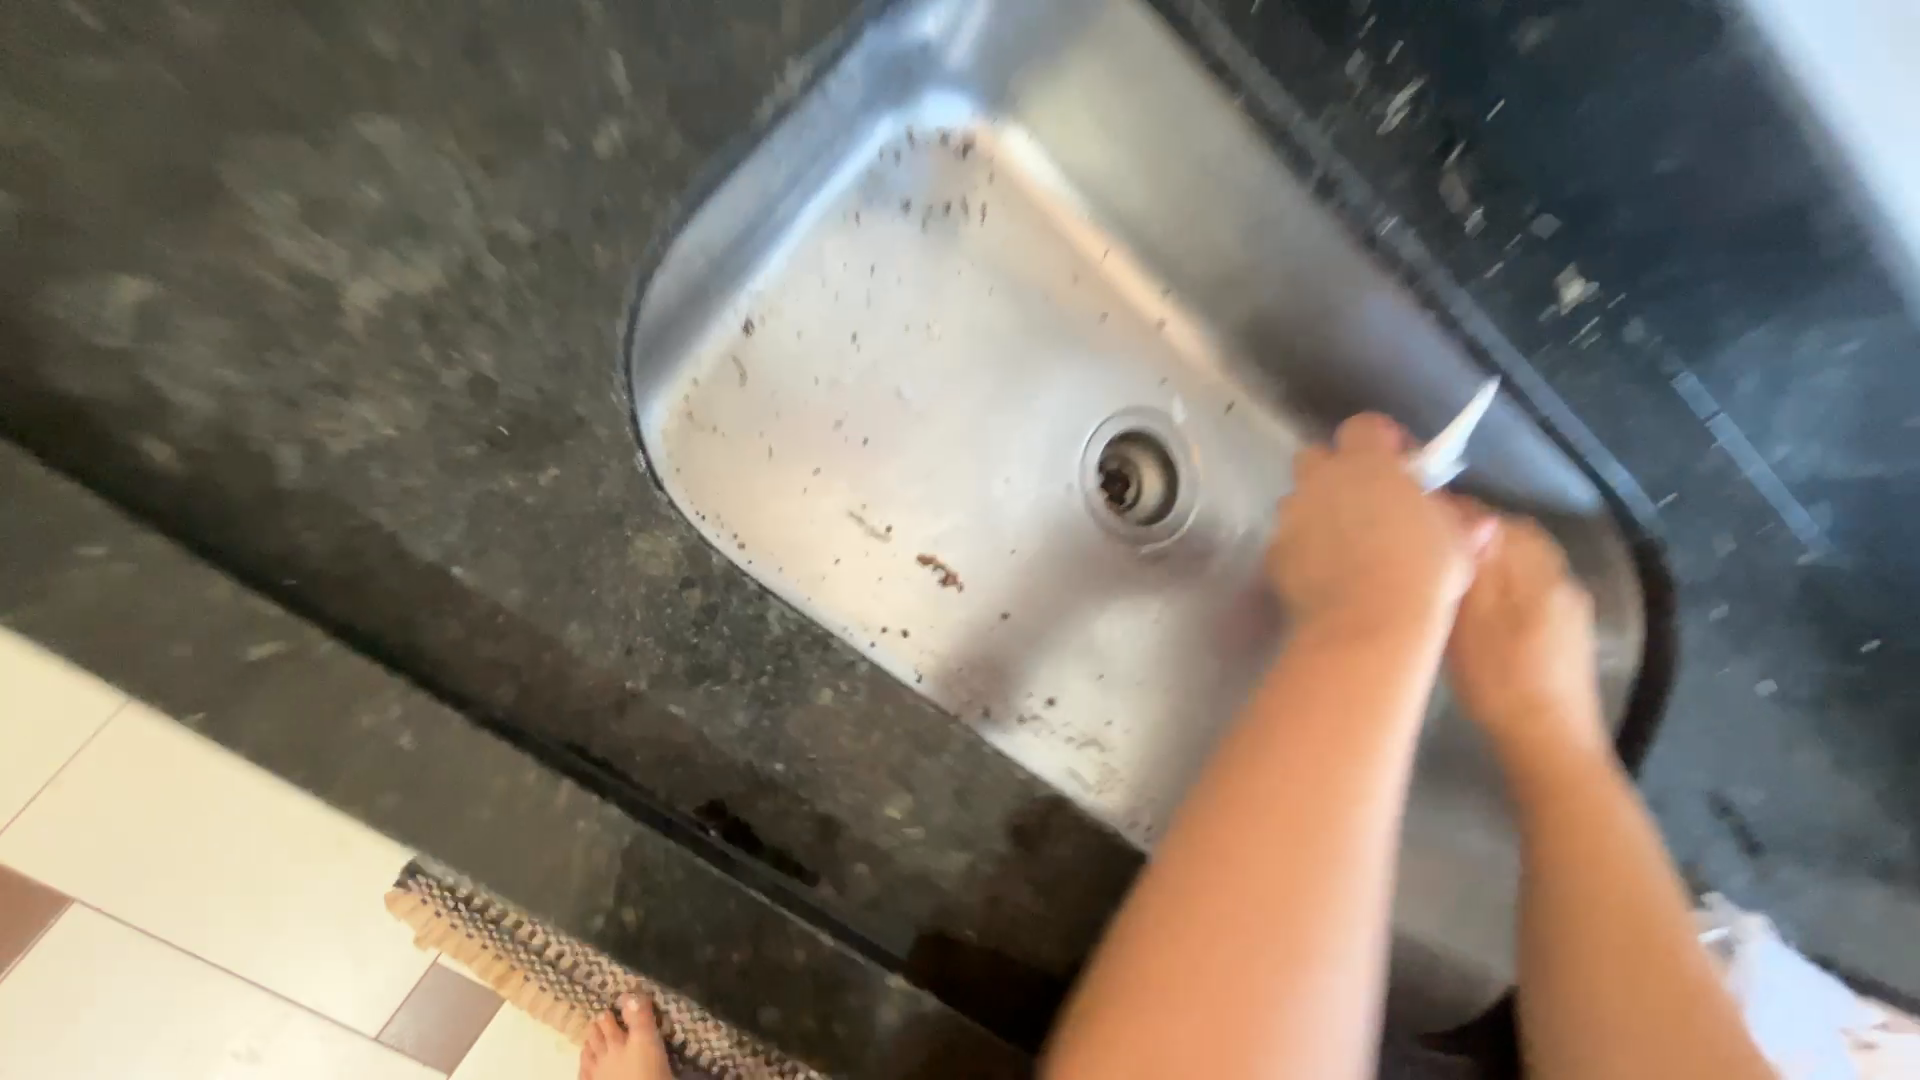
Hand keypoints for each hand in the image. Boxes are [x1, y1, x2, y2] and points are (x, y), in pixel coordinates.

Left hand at [1269, 414, 1492, 639]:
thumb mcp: (1457, 543)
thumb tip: (1478, 521)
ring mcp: (1291, 517)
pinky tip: (1324, 572)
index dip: (1380, 439)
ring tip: (1344, 542)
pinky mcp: (1274, 551)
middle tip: (1364, 498)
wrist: (1366, 623)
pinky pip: (1287, 541)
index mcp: (1365, 464)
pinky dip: (1302, 549)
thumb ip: (1458, 522)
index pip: (1362, 427)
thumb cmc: (1422, 573)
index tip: (1399, 460)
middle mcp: (1319, 482)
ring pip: (1297, 501)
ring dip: (1316, 512)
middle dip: (1334, 471)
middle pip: (1315, 457)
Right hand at [1446, 515, 1607, 763]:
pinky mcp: (1567, 630)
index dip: (1458, 511)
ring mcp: (1569, 606)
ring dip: (1491, 551)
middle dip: (1475, 527)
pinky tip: (1480, 594)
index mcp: (1538, 574)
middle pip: (1516, 536)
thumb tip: (1471, 517)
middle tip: (1430, 533)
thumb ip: (1476, 567)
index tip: (1418, 511)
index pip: (1496, 521)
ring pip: (1525, 560)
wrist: (1550, 739)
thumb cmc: (1499, 679)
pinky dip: (1504, 574)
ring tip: (1450, 560)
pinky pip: (1531, 583)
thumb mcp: (1473, 620)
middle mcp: (1561, 580)